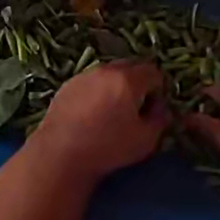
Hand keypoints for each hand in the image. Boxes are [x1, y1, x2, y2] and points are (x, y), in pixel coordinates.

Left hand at [21, 60, 168, 187]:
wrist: (60, 152)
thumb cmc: (108, 146)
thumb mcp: (146, 138)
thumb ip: (159, 117)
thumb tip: (158, 107)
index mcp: (126, 79)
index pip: (153, 71)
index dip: (159, 88)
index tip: (155, 106)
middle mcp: (103, 71)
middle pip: (129, 66)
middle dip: (138, 81)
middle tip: (137, 105)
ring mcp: (81, 77)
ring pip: (107, 73)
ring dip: (116, 84)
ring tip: (114, 109)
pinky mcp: (65, 86)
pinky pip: (89, 82)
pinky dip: (97, 90)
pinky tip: (93, 112)